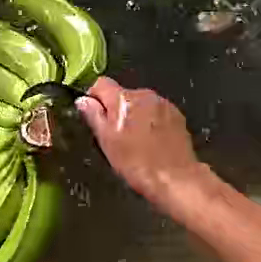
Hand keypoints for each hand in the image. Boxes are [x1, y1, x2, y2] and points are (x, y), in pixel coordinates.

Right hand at [76, 77, 207, 201]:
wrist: (175, 177)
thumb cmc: (136, 162)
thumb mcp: (107, 142)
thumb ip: (94, 116)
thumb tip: (83, 100)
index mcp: (123, 98)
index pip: (102, 83)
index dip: (94, 97)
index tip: (94, 116)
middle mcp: (145, 94)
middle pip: (123, 94)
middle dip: (117, 111)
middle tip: (116, 137)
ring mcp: (164, 103)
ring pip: (141, 104)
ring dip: (135, 116)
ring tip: (136, 142)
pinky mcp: (177, 114)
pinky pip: (157, 112)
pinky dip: (151, 122)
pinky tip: (152, 142)